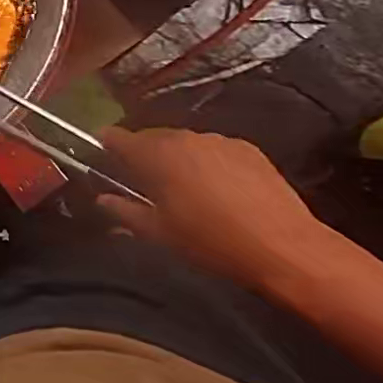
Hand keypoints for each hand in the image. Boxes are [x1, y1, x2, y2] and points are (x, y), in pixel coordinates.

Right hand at [97, 127, 334, 292]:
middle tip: (143, 178)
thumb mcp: (163, 235)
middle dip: (145, 153)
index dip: (107, 141)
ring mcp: (217, 139)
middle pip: (154, 138)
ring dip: (178, 158)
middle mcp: (184, 137)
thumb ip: (127, 213)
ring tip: (185, 188)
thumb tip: (102, 200)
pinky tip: (220, 190)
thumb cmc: (213, 243)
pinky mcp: (245, 147)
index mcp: (158, 155)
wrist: (283, 246)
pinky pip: (215, 149)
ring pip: (186, 143)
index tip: (100, 145)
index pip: (121, 138)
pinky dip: (209, 162)